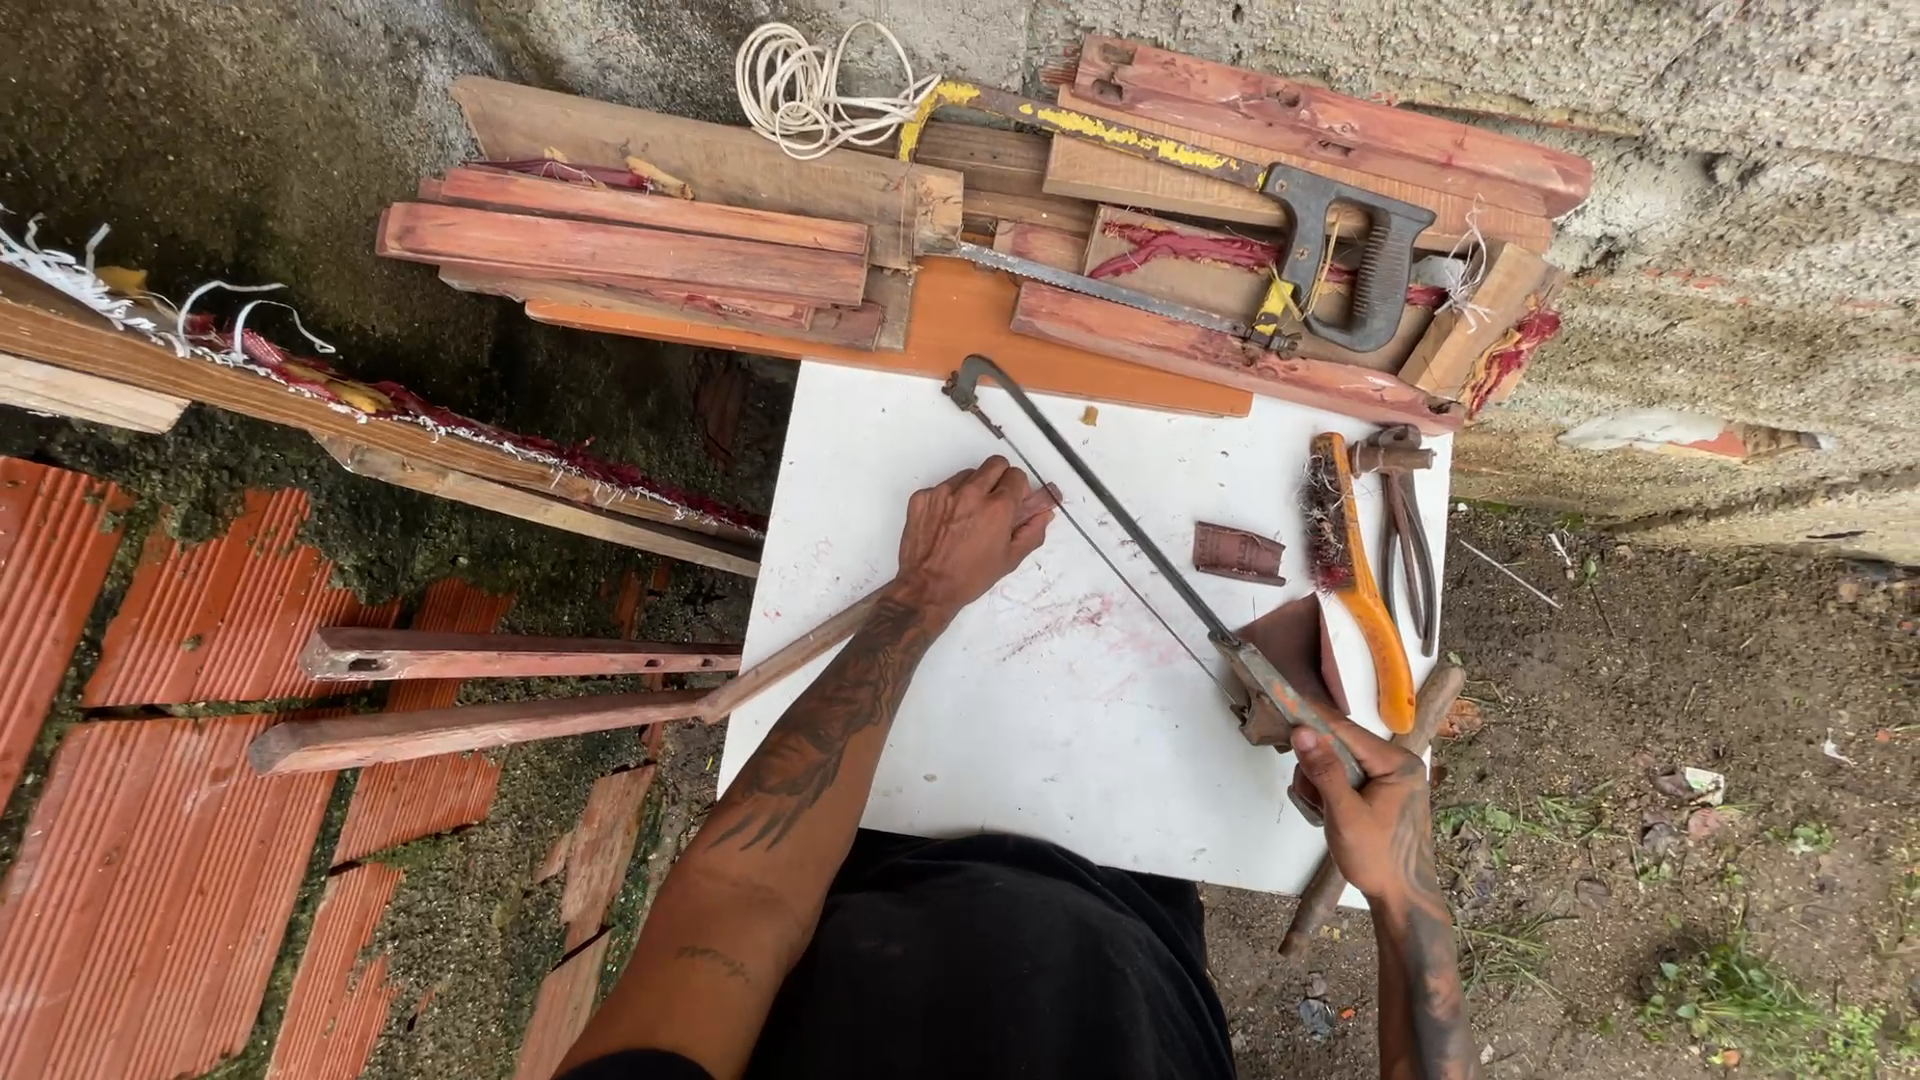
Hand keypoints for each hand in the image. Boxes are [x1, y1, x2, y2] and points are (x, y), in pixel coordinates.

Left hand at [888, 455, 1054, 621]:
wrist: (927, 588)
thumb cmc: (970, 578)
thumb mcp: (1010, 559)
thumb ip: (1032, 532)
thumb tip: (1044, 513)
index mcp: (997, 507)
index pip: (1016, 475)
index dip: (1018, 488)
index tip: (1014, 500)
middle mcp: (971, 493)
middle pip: (995, 464)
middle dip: (1000, 478)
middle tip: (995, 500)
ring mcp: (943, 493)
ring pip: (968, 474)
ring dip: (974, 487)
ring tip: (969, 515)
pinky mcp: (922, 497)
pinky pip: (942, 487)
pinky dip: (949, 499)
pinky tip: (947, 522)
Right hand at [1290, 717, 1440, 904]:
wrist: (1402, 900)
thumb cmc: (1377, 859)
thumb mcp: (1345, 815)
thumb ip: (1324, 770)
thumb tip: (1300, 730)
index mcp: (1396, 763)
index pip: (1344, 729)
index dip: (1310, 718)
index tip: (1279, 706)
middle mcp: (1394, 763)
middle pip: (1337, 744)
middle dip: (1315, 766)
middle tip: (1310, 795)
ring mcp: (1386, 777)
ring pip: (1333, 760)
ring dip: (1317, 782)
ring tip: (1321, 812)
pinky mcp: (1377, 791)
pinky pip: (1340, 776)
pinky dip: (1325, 790)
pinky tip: (1326, 813)